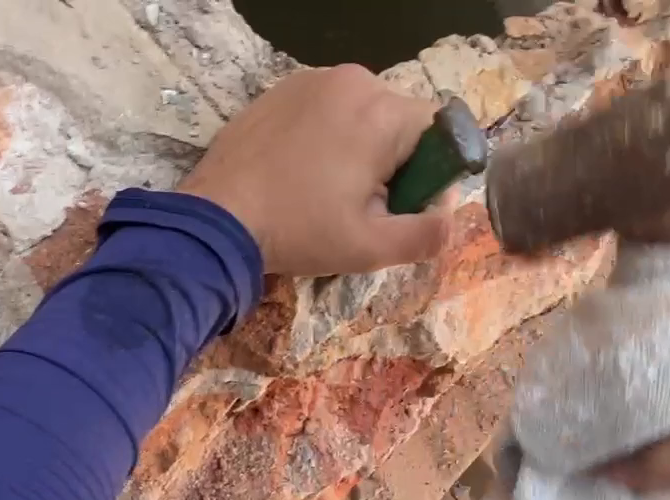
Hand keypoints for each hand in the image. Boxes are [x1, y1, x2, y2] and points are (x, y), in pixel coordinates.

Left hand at [178, 65, 451, 276]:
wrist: (217, 219)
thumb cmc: (298, 232)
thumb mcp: (369, 248)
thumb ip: (425, 234)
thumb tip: (452, 215)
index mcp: (382, 111)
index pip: (437, 132)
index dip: (427, 175)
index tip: (395, 207)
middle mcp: (353, 79)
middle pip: (397, 123)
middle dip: (389, 165)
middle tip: (353, 208)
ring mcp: (311, 80)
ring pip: (360, 117)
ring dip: (356, 153)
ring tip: (321, 194)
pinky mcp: (280, 90)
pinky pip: (323, 112)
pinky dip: (323, 141)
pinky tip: (298, 176)